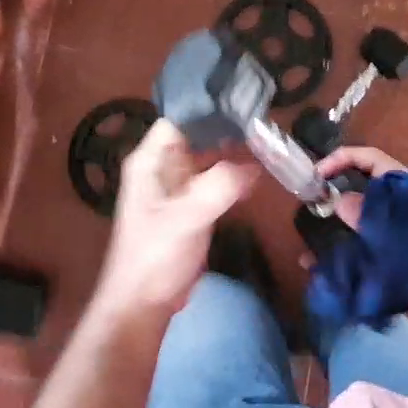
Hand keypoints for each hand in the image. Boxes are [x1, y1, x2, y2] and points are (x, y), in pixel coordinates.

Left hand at [94, 120, 258, 319]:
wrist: (142, 306)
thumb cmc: (156, 257)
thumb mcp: (188, 217)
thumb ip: (219, 186)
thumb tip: (253, 167)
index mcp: (150, 160)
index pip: (179, 117)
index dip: (208, 108)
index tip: (242, 101)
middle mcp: (161, 167)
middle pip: (196, 134)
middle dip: (226, 127)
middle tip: (263, 119)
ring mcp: (175, 187)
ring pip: (206, 157)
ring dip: (231, 150)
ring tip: (265, 139)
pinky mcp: (188, 207)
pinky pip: (212, 179)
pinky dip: (231, 174)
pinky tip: (256, 173)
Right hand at [313, 146, 407, 333]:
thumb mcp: (407, 243)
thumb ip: (374, 221)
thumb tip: (339, 202)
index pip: (372, 160)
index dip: (343, 159)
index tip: (317, 174)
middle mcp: (400, 204)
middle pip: (360, 184)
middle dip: (333, 190)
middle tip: (308, 202)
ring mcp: (392, 229)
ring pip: (354, 215)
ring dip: (331, 223)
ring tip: (308, 234)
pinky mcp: (386, 253)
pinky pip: (354, 243)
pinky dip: (335, 250)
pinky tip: (315, 264)